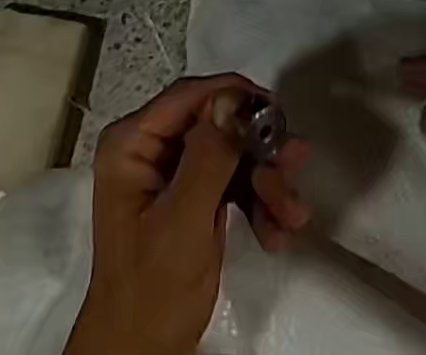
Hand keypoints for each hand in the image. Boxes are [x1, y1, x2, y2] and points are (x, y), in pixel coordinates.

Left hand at [65, 75, 310, 354]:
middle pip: (219, 123)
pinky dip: (260, 202)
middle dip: (259, 149)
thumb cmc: (151, 288)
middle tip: (293, 165)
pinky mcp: (196, 193)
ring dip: (267, 180)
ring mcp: (176, 170)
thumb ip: (208, 156)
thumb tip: (232, 98)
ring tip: (292, 215)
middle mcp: (153, 147)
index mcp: (132, 144)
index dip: (233, 95)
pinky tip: (276, 232)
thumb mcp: (182, 221)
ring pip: (235, 151)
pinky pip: (237, 180)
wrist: (141, 353)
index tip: (275, 112)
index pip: (189, 96)